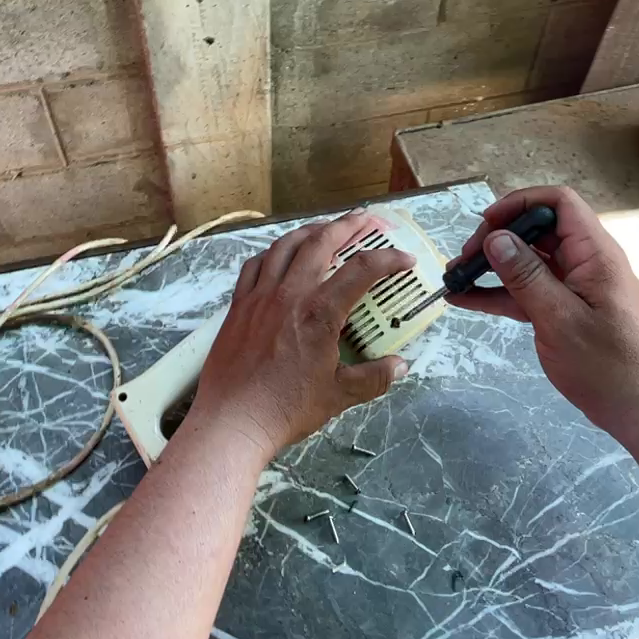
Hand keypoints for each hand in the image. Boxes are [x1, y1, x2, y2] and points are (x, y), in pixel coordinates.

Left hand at [188, 212, 413, 462]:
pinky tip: (278, 255)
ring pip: (285, 246)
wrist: (233, 420)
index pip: (361, 271)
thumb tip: (401, 365)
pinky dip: (271, 252)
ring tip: (325, 227)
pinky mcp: (238, 305)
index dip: (388, 259)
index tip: (405, 258)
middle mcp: (289, 294)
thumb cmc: (286, 408)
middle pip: (320, 243)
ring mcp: (259, 296)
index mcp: (319, 313)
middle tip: (365, 218)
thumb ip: (374, 377)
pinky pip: (254, 265)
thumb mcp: (339, 395)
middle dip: (346, 225)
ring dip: (309, 231)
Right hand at [449, 187, 638, 436]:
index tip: (487, 224)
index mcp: (594, 254)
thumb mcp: (560, 319)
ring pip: (526, 262)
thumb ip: (526, 276)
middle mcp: (584, 262)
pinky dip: (497, 293)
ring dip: (490, 267)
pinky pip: (525, 291)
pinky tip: (464, 300)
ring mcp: (573, 286)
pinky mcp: (563, 309)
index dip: (520, 203)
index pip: (559, 203)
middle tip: (465, 259)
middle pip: (536, 231)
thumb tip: (495, 237)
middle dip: (496, 238)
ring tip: (455, 277)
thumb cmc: (607, 365)